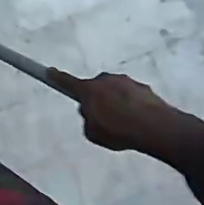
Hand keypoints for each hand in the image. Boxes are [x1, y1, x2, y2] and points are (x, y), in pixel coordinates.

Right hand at [50, 69, 203, 162]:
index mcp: (89, 90)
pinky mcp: (142, 87)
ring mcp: (125, 81)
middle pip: (94, 88)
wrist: (155, 127)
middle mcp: (105, 80)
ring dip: (116, 104)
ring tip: (125, 126)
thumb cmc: (120, 131)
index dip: (55, 77)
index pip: (66, 81)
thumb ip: (88, 121)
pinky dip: (132, 106)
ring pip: (114, 92)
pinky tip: (138, 123)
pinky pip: (131, 96)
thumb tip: (92, 115)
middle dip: (97, 101)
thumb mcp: (93, 133)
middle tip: (104, 121)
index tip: (48, 70)